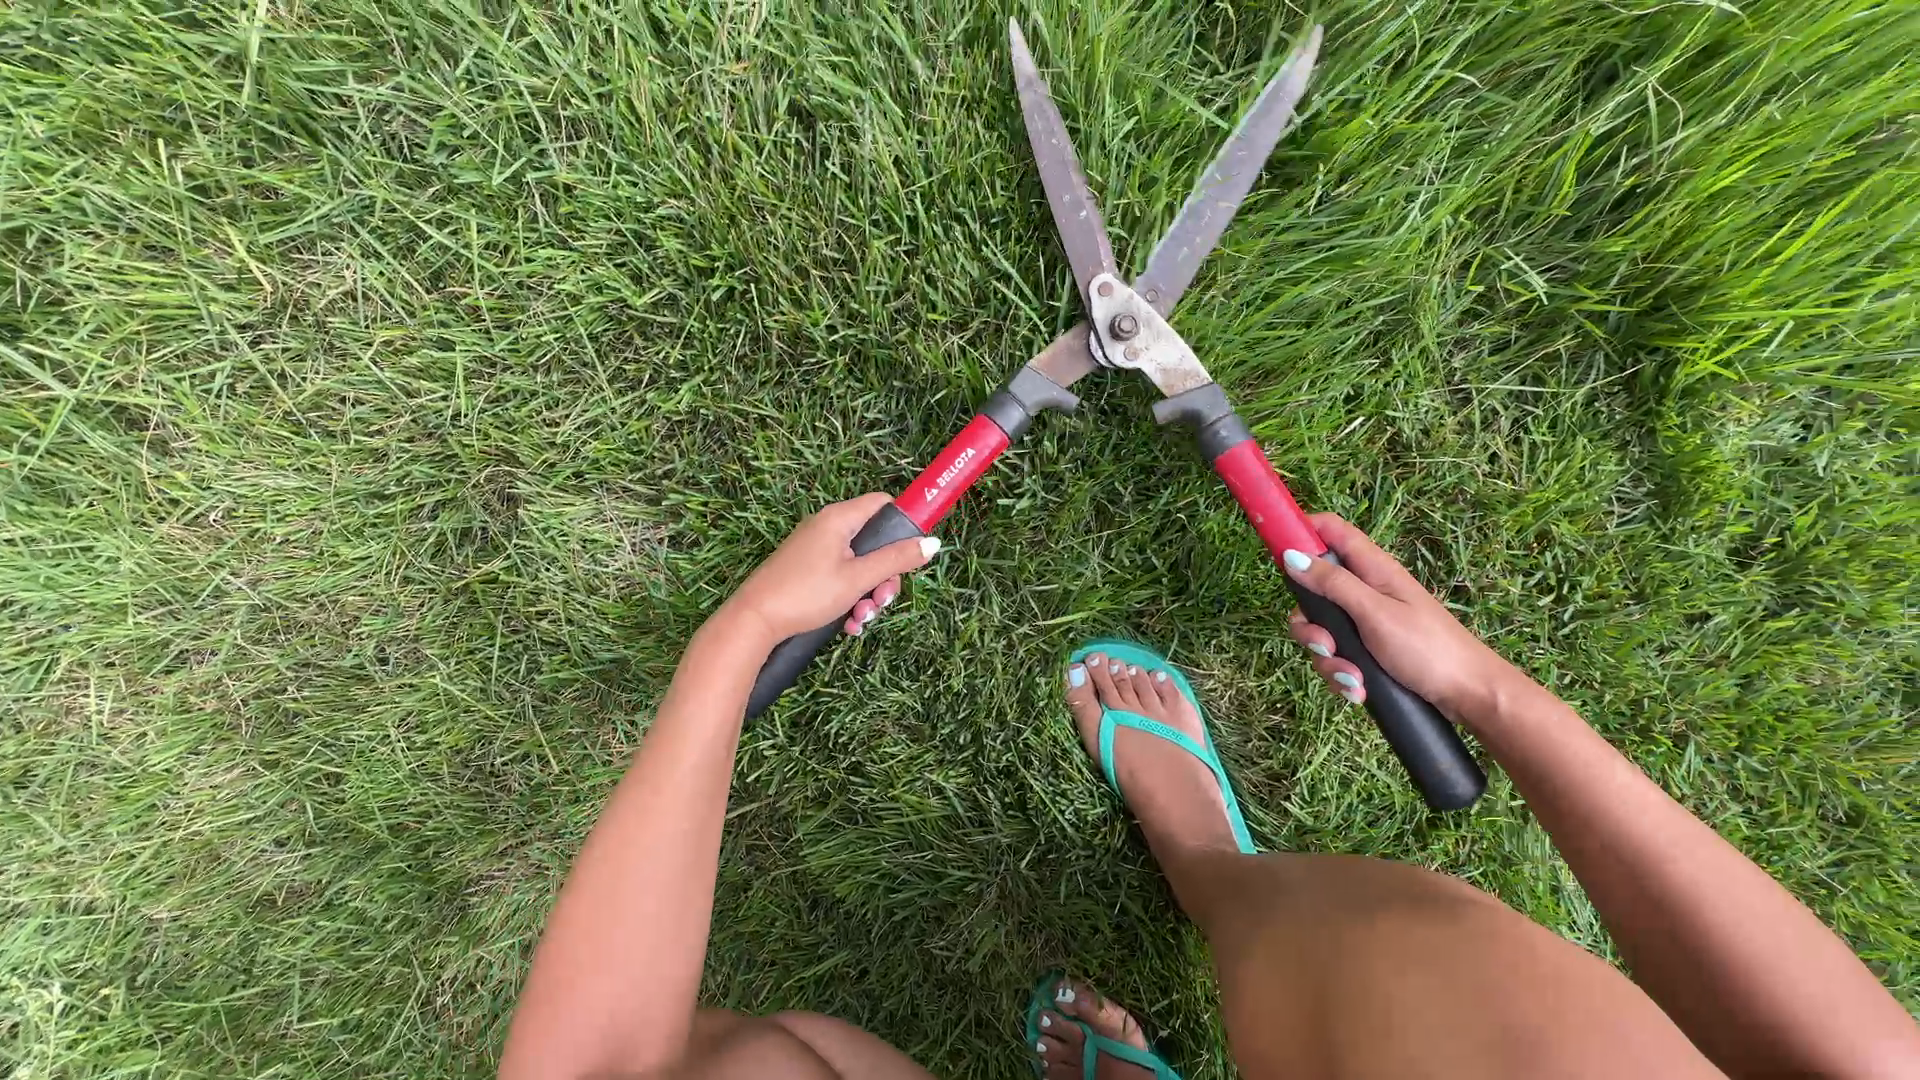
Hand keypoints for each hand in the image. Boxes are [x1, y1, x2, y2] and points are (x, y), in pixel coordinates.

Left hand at [722, 493, 941, 643]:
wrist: (755, 620)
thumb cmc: (806, 594)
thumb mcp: (858, 578)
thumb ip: (896, 560)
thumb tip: (932, 544)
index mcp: (839, 519)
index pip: (882, 504)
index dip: (902, 525)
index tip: (911, 554)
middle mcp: (827, 527)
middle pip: (874, 542)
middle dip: (884, 576)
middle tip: (882, 601)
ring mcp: (815, 549)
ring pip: (859, 565)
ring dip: (867, 594)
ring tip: (860, 619)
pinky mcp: (807, 569)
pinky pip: (840, 578)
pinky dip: (849, 599)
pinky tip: (847, 624)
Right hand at [1282, 513, 1526, 727]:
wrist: (1469, 696)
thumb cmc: (1427, 648)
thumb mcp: (1374, 613)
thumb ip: (1332, 584)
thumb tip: (1291, 555)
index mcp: (1372, 569)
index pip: (1329, 531)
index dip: (1301, 531)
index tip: (1276, 551)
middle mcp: (1365, 591)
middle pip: (1312, 590)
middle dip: (1308, 623)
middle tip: (1323, 643)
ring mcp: (1365, 621)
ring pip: (1320, 629)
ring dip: (1326, 657)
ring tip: (1350, 677)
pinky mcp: (1368, 650)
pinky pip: (1336, 655)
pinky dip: (1341, 673)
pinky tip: (1357, 689)